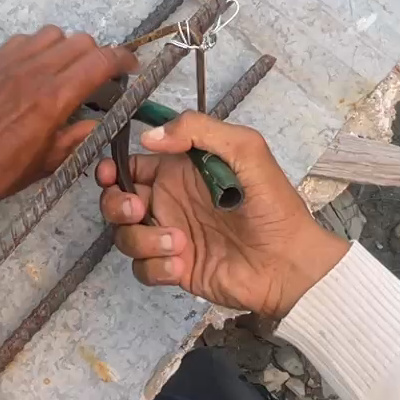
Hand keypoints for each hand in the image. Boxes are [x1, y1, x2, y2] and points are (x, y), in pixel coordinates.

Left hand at [0, 27, 137, 198]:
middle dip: (98, 55)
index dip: (123, 59)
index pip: (101, 61)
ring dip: (67, 48)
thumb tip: (100, 121)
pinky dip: (37, 48)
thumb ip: (81, 136)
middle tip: (98, 75)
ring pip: (53, 34)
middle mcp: (36, 71)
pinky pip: (23, 40)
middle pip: (81, 42)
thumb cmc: (6, 170)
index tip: (131, 66)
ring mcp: (11, 62)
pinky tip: (34, 68)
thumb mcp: (52, 161)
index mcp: (56, 97)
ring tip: (65, 68)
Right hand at [97, 113, 347, 316]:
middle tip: (138, 210)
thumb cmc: (272, 203)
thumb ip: (198, 130)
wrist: (290, 263)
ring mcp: (169, 237)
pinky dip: (155, 267)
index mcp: (179, 171)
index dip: (111, 169)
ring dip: (142, 239)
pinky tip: (182, 264)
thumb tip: (149, 137)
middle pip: (116, 201)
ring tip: (178, 243)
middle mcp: (168, 202)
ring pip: (125, 236)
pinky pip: (142, 269)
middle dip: (116, 205)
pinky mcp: (174, 269)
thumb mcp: (246, 149)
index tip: (108, 175)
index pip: (130, 165)